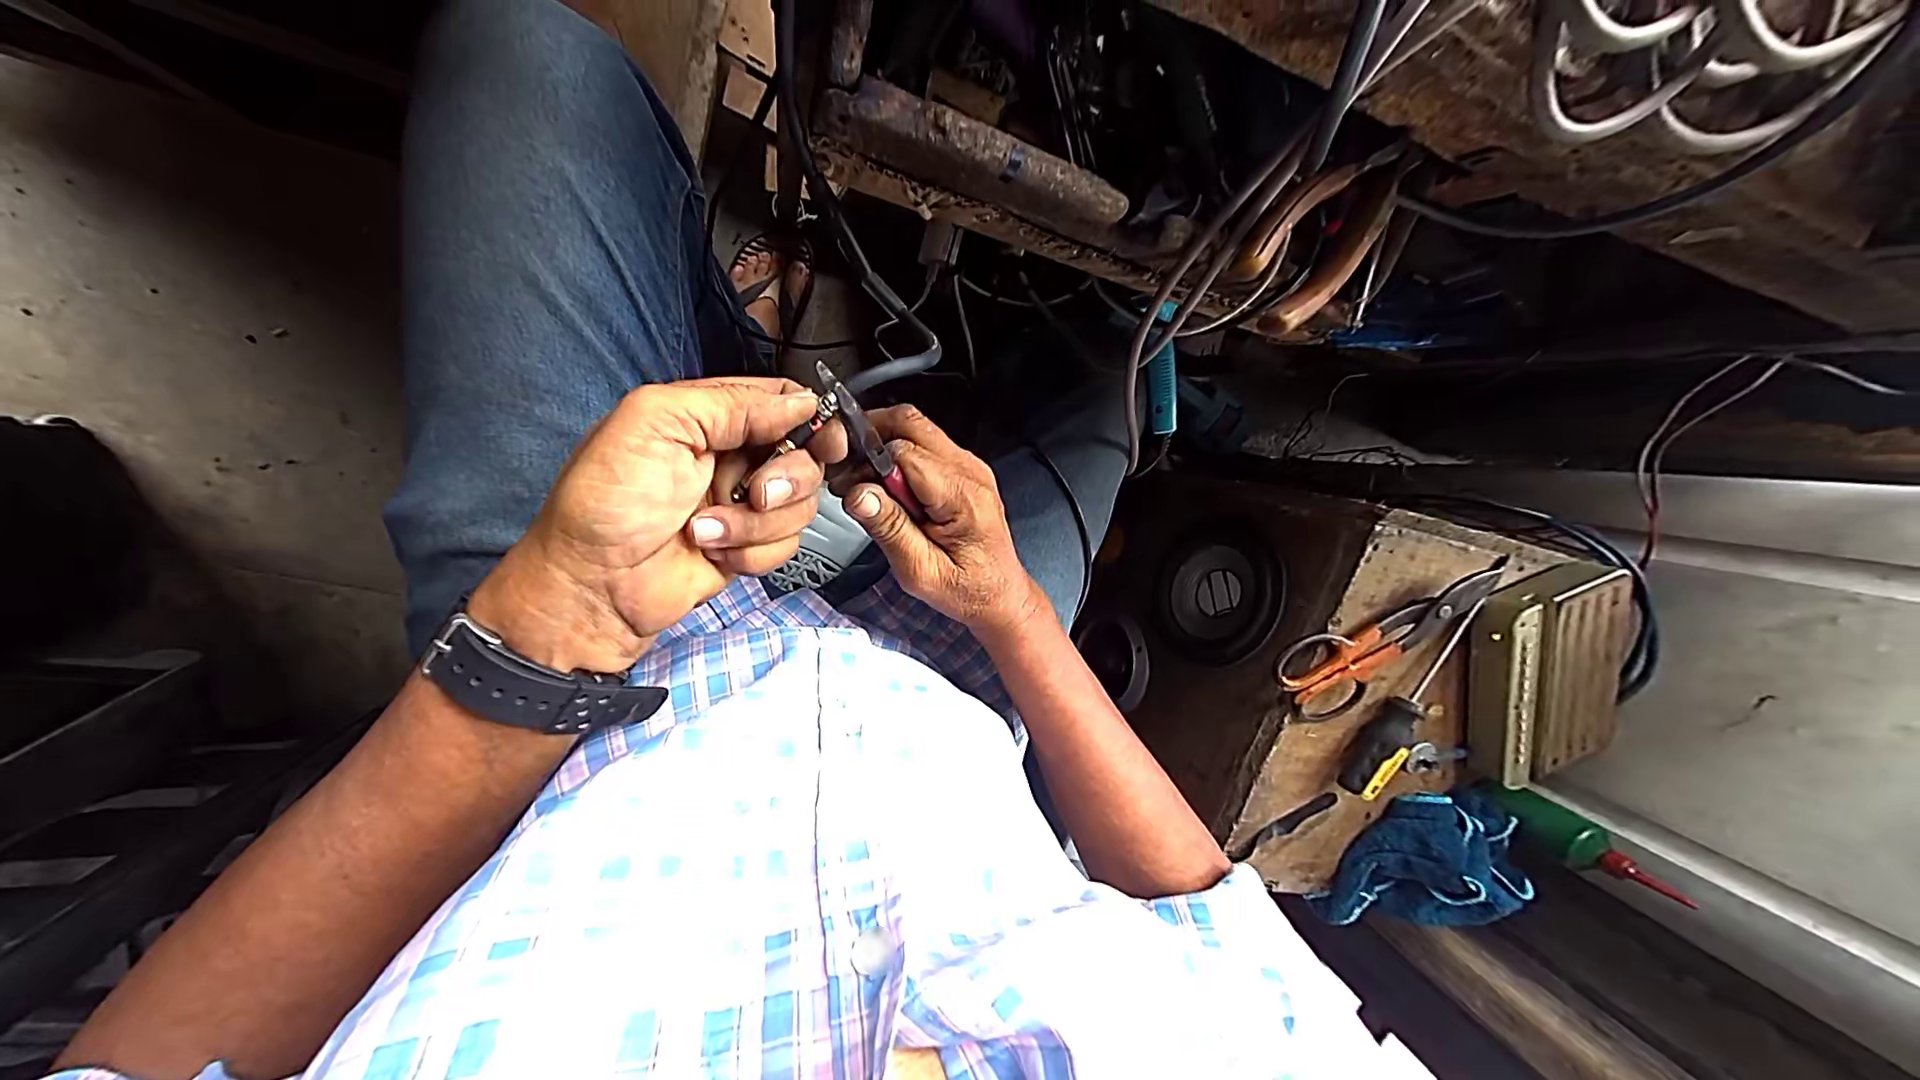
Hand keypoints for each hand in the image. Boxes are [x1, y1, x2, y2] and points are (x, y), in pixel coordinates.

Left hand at [471, 377, 847, 672]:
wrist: (595, 587)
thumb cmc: (604, 505)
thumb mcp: (656, 425)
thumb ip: (731, 404)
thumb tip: (799, 402)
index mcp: (712, 416)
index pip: (784, 400)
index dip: (812, 417)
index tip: (822, 439)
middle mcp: (734, 457)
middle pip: (807, 455)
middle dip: (787, 480)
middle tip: (752, 493)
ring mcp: (745, 504)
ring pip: (801, 505)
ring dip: (758, 523)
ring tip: (706, 527)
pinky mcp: (750, 543)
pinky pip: (788, 544)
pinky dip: (753, 552)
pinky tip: (714, 550)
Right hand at [834, 405, 1045, 635]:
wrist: (999, 595)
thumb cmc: (969, 589)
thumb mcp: (920, 571)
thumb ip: (889, 529)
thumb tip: (859, 494)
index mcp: (962, 496)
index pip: (903, 452)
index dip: (868, 464)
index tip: (850, 487)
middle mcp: (970, 472)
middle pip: (908, 422)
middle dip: (869, 439)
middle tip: (849, 472)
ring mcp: (968, 467)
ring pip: (914, 429)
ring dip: (882, 448)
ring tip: (868, 486)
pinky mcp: (962, 471)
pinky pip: (923, 446)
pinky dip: (897, 458)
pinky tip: (890, 490)